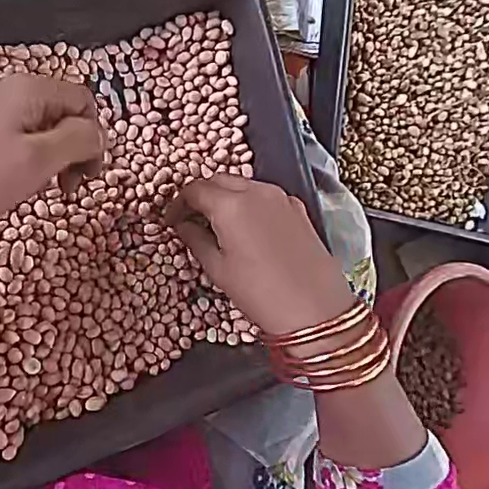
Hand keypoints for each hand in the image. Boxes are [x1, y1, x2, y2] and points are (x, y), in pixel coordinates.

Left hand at [0, 75, 105, 228]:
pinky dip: (28, 155)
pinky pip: (16, 133)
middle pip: (63, 111)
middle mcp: (8, 88)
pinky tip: (18, 180)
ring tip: (45, 186)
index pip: (84, 101)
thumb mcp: (39, 160)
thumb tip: (98, 135)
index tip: (87, 172)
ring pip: (40, 124)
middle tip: (69, 184)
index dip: (94, 137)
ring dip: (52, 155)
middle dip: (74, 147)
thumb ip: (79, 140)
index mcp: (28, 89)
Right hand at [166, 173, 354, 334]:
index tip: (172, 220)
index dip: (178, 203)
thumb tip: (183, 226)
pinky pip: (264, 195)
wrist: (316, 309)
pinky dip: (248, 203)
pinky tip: (247, 228)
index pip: (194, 189)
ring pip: (242, 184)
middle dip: (200, 195)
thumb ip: (195, 240)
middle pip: (218, 180)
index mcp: (230, 205)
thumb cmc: (260, 293)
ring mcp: (280, 197)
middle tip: (191, 220)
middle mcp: (255, 191)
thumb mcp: (218, 269)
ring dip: (225, 197)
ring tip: (217, 225)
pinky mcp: (297, 207)